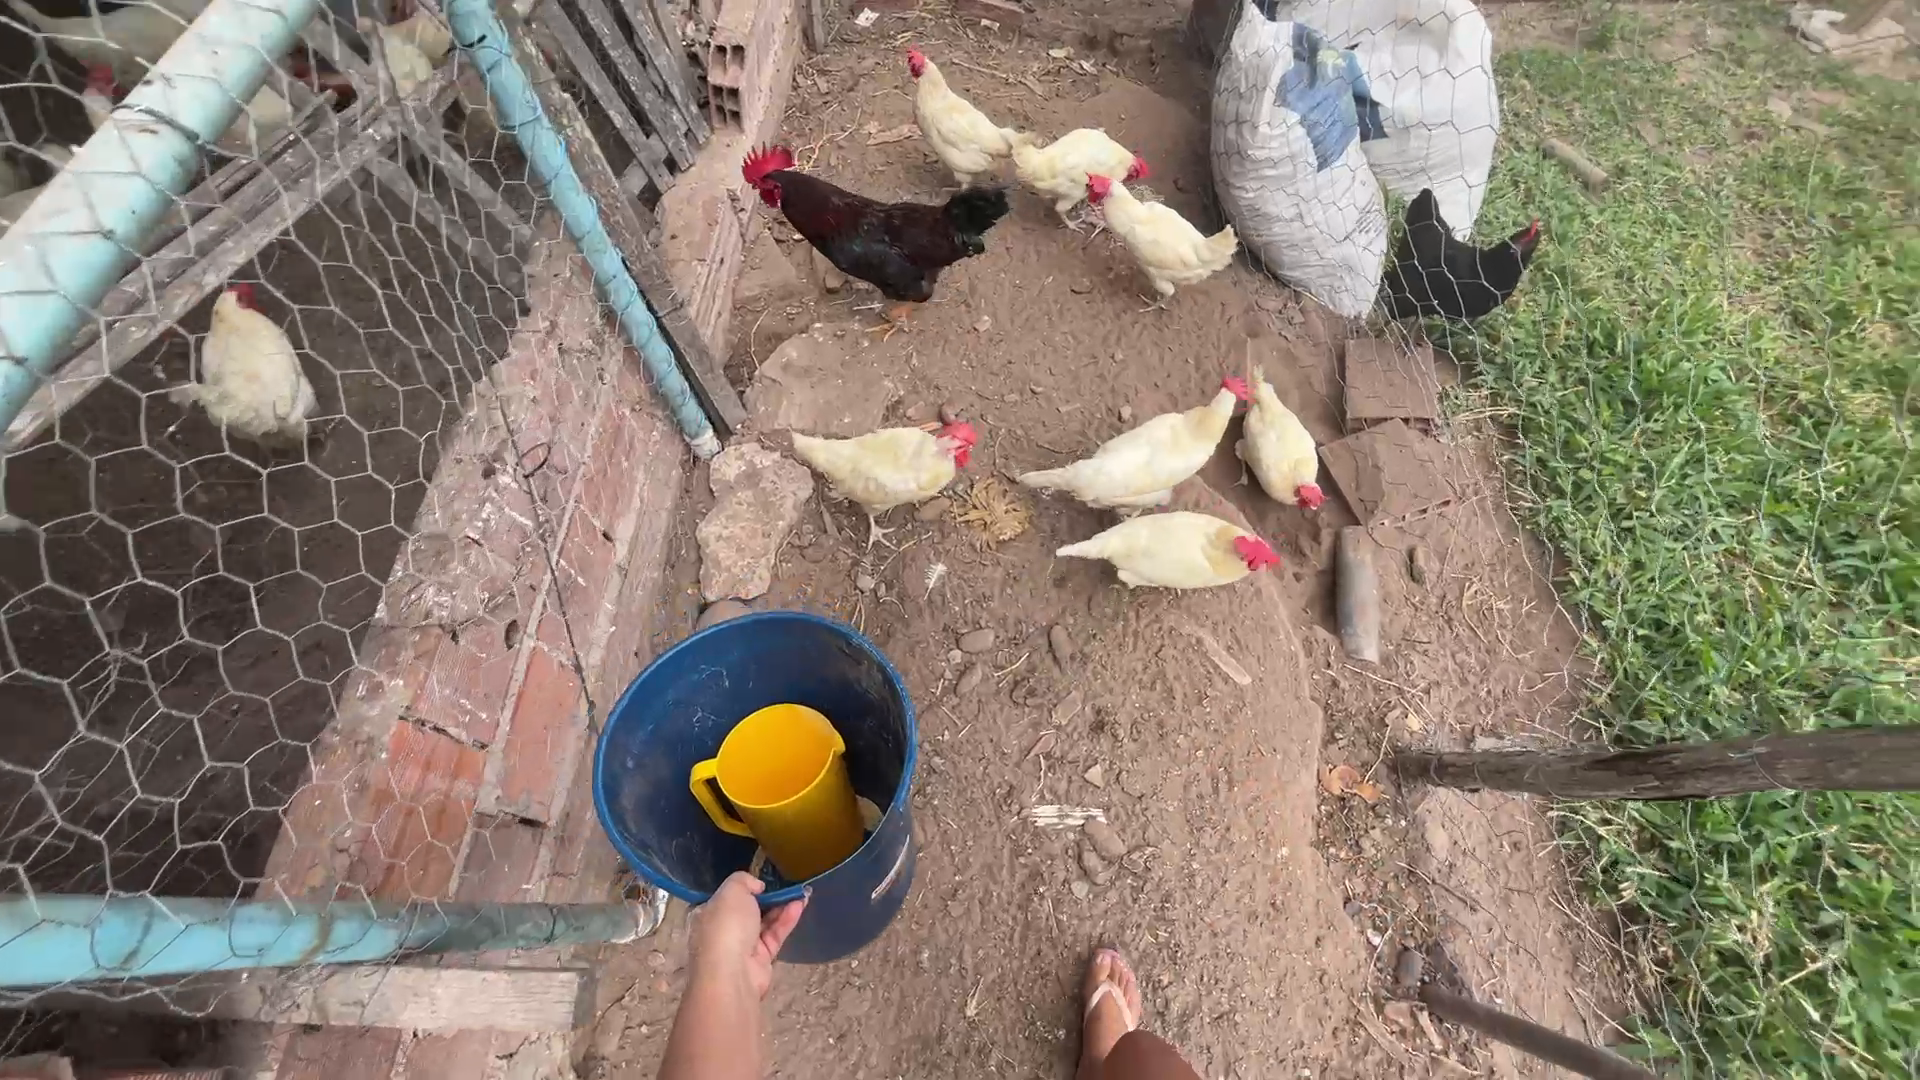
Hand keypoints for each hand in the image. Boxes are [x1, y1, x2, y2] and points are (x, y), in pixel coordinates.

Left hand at [687, 872, 806, 998]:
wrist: (732, 973)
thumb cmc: (727, 926)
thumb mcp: (732, 890)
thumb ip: (744, 880)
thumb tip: (757, 887)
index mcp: (710, 914)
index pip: (727, 898)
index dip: (745, 887)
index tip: (763, 878)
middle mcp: (724, 931)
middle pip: (749, 910)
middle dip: (768, 896)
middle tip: (787, 883)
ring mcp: (742, 947)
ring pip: (765, 922)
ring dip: (782, 906)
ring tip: (802, 891)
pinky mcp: (761, 960)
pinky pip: (775, 935)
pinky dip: (788, 919)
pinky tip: (800, 904)